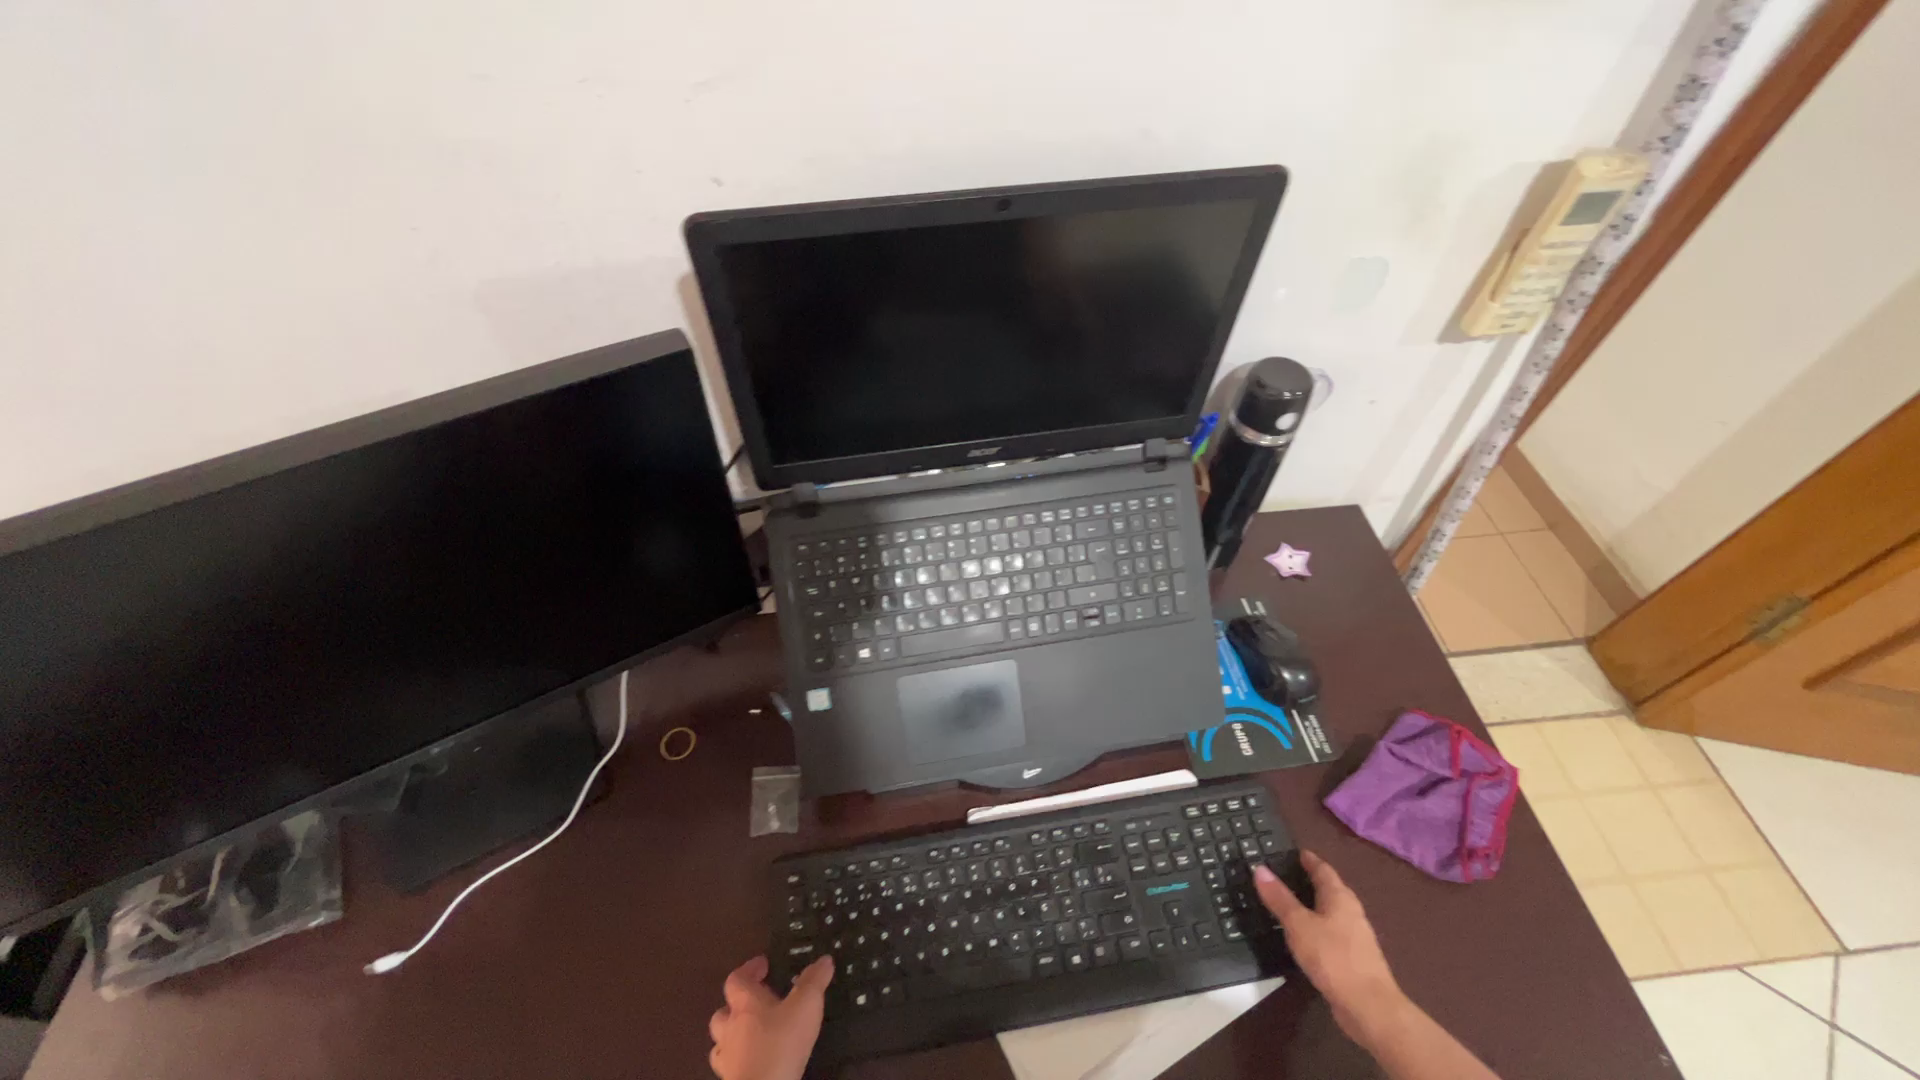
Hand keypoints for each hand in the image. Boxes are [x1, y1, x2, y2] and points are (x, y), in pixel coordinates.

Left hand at [708, 954, 832, 1079]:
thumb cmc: (781, 1042)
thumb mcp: (806, 1006)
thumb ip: (814, 981)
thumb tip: (824, 959)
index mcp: (746, 1003)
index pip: (737, 979)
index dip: (748, 969)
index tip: (762, 964)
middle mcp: (730, 1027)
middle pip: (723, 1011)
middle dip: (736, 1005)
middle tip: (756, 1003)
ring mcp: (727, 1056)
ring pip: (721, 1040)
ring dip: (733, 1035)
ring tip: (752, 1035)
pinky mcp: (730, 1079)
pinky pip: (729, 1066)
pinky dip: (739, 1061)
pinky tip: (754, 1061)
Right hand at [1253, 851, 1407, 1040]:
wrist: (1368, 1006)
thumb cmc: (1333, 957)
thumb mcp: (1298, 925)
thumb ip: (1279, 898)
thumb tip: (1260, 868)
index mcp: (1339, 897)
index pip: (1323, 869)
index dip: (1308, 859)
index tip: (1294, 851)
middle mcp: (1351, 911)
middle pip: (1329, 888)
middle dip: (1310, 880)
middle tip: (1285, 874)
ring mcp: (1354, 936)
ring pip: (1331, 911)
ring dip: (1313, 904)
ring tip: (1288, 903)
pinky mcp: (1352, 957)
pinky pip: (1331, 931)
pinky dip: (1316, 926)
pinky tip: (1302, 935)